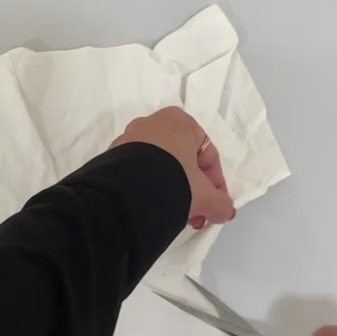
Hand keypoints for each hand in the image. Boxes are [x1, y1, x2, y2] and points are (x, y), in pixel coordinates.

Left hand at [112, 107, 235, 229]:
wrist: (127, 191)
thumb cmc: (174, 180)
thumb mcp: (205, 196)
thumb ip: (221, 203)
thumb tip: (224, 211)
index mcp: (179, 120)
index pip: (208, 154)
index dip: (215, 184)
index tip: (216, 206)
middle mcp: (152, 123)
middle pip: (182, 161)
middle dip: (193, 190)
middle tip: (196, 215)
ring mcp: (129, 138)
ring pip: (160, 167)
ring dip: (173, 191)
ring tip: (176, 215)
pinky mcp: (112, 155)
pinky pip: (139, 172)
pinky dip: (150, 188)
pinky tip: (154, 207)